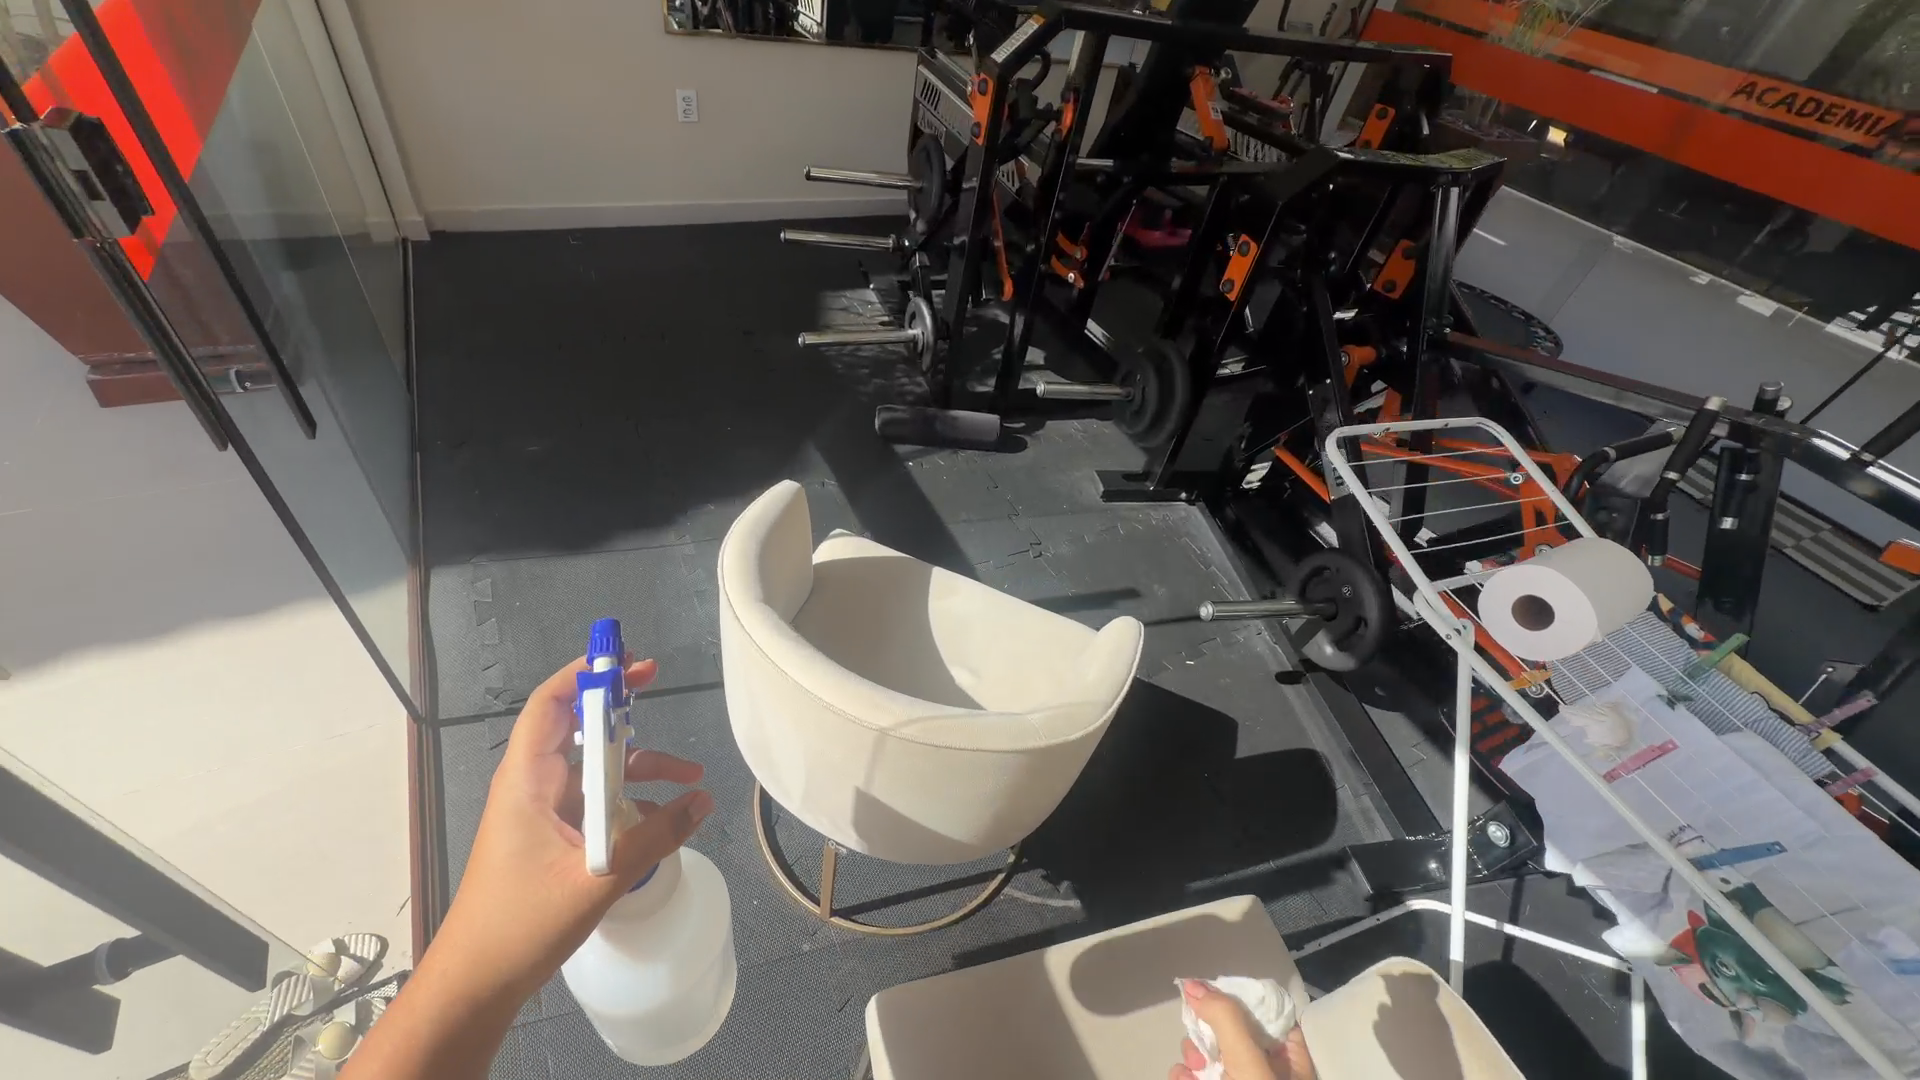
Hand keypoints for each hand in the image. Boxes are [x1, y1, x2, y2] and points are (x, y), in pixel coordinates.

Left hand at [433, 656, 714, 1001]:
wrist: (476, 985)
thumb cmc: (521, 925)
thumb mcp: (597, 880)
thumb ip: (655, 838)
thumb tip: (703, 802)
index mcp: (527, 782)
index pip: (549, 705)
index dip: (584, 674)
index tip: (625, 660)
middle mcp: (534, 786)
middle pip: (576, 725)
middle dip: (618, 702)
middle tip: (654, 678)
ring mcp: (544, 811)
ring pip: (596, 767)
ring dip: (640, 763)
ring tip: (691, 776)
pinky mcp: (555, 835)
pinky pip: (599, 801)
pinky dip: (633, 801)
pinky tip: (667, 819)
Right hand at [1171, 980, 1316, 1079]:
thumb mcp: (1249, 1064)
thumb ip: (1225, 1020)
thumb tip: (1192, 984)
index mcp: (1290, 1058)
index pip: (1265, 1010)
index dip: (1235, 995)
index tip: (1209, 990)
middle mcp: (1267, 1068)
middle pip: (1229, 1028)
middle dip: (1206, 1030)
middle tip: (1201, 1041)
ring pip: (1210, 1051)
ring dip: (1193, 1053)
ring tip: (1192, 1067)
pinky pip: (1197, 1072)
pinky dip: (1185, 1073)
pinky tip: (1183, 1077)